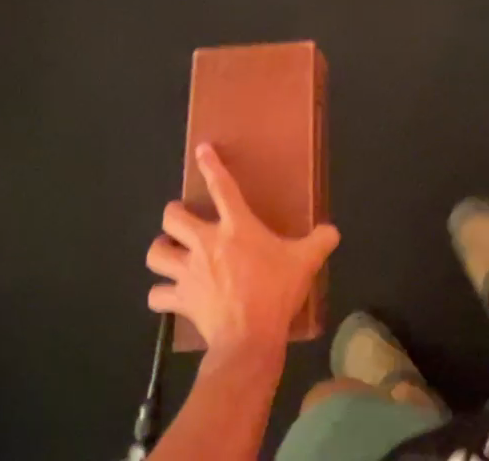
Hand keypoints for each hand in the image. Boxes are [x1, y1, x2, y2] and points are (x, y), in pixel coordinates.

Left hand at [145, 144, 339, 351]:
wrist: (250, 338)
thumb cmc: (276, 292)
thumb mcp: (306, 262)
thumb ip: (321, 241)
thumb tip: (332, 231)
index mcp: (237, 228)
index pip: (222, 187)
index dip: (211, 165)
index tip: (202, 150)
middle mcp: (206, 243)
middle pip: (172, 217)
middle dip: (173, 214)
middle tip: (182, 220)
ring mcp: (189, 272)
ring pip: (155, 253)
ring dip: (160, 251)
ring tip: (169, 253)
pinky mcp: (180, 300)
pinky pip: (157, 295)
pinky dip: (160, 294)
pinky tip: (168, 295)